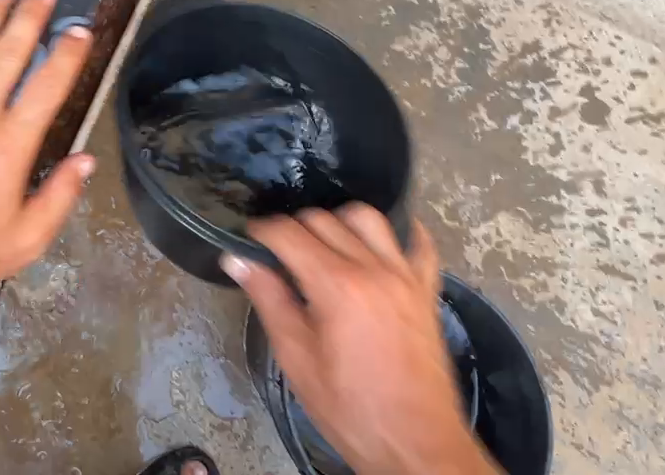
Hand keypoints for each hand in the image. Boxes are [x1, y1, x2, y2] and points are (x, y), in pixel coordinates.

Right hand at [224, 206, 498, 474]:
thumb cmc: (351, 408)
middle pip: (323, 219)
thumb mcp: (296, 358)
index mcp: (336, 285)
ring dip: (339, 220)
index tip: (250, 239)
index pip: (288, 233)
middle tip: (279, 251)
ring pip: (367, 217)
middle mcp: (372, 268)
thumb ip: (268, 299)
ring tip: (325, 243)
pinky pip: (419, 244)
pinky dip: (401, 231)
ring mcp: (404, 276)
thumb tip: (237, 259)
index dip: (262, 231)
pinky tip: (382, 237)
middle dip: (294, 227)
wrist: (417, 447)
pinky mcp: (427, 291)